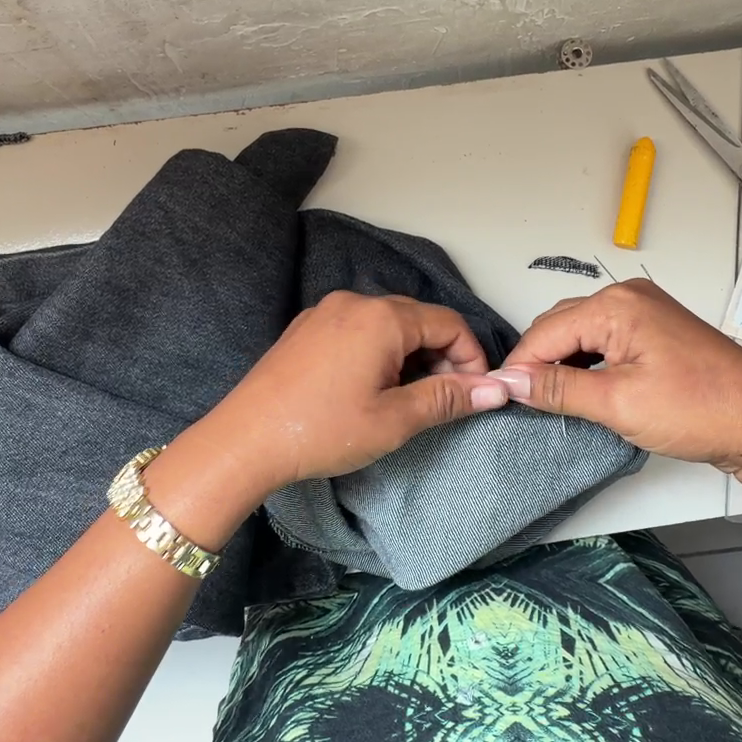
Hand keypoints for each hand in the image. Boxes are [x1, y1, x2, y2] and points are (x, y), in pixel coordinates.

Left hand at [194, 292, 511, 494]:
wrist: (246, 439)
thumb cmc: (324, 430)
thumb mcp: (395, 420)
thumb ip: (447, 398)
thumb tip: (495, 390)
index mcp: (382, 317)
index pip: (449, 323)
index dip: (471, 358)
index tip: (474, 394)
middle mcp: (354, 301)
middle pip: (418, 319)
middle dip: (440, 356)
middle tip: (441, 401)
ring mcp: (325, 311)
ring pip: (387, 323)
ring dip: (408, 355)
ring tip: (404, 399)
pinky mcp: (306, 327)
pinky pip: (357, 328)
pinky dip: (377, 351)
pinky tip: (368, 387)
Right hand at [489, 280, 741, 473]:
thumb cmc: (706, 409)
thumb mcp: (618, 404)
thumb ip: (558, 389)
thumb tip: (514, 382)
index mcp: (617, 305)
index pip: (545, 332)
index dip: (521, 367)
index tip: (503, 398)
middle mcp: (629, 298)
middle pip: (560, 326)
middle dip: (540, 363)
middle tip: (527, 403)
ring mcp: (645, 312)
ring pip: (581, 333)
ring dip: (563, 364)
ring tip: (554, 401)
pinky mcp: (656, 330)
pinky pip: (604, 339)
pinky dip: (588, 362)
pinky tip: (585, 389)